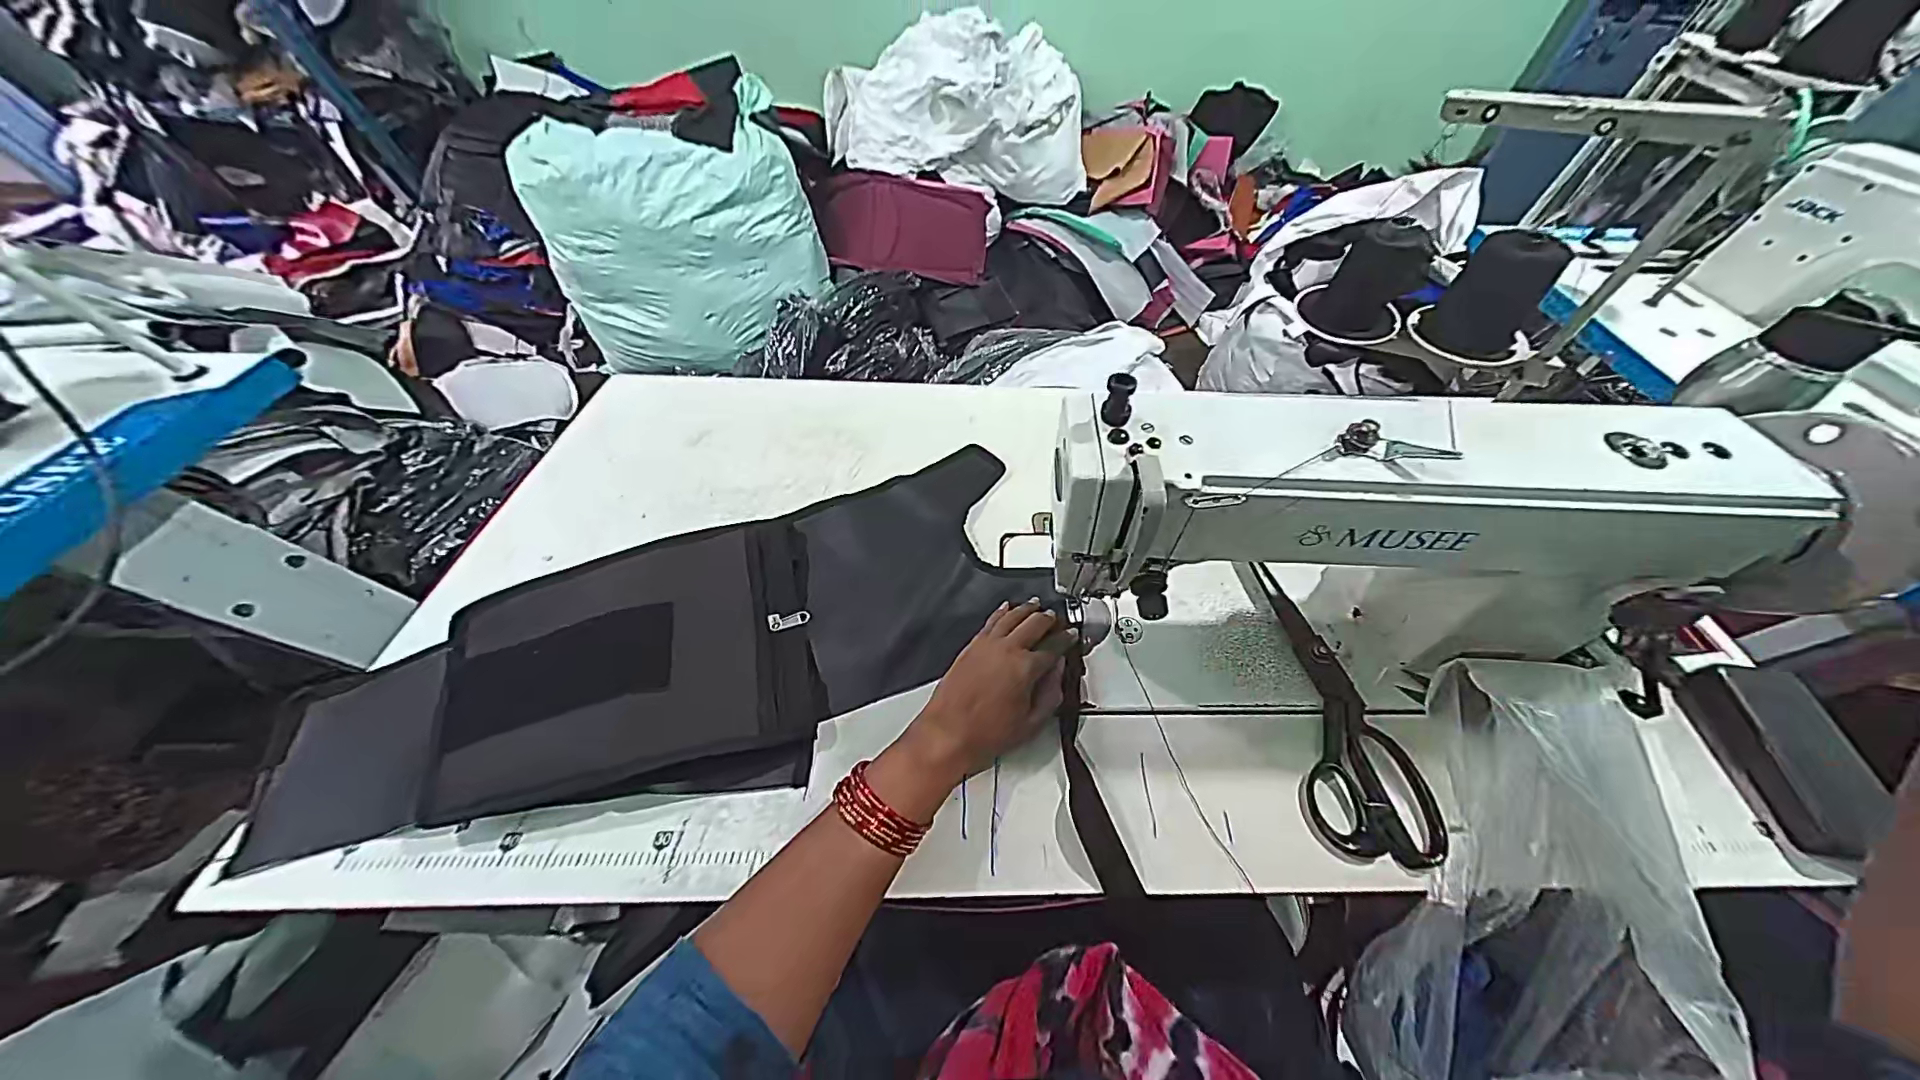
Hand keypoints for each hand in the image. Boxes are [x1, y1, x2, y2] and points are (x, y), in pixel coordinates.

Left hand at [879, 600, 1073, 803]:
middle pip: (1035, 623)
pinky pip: (991, 621)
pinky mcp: (971, 647)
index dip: (1067, 639)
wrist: (948, 734)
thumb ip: (1051, 694)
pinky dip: (1002, 611)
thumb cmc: (983, 733)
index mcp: (1026, 667)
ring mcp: (987, 645)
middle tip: (1057, 620)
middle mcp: (1007, 650)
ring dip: (1028, 609)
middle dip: (1050, 619)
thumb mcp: (1032, 723)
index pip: (1055, 645)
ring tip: (1037, 606)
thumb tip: (1058, 676)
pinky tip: (1006, 608)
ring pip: (1012, 616)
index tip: (1072, 636)